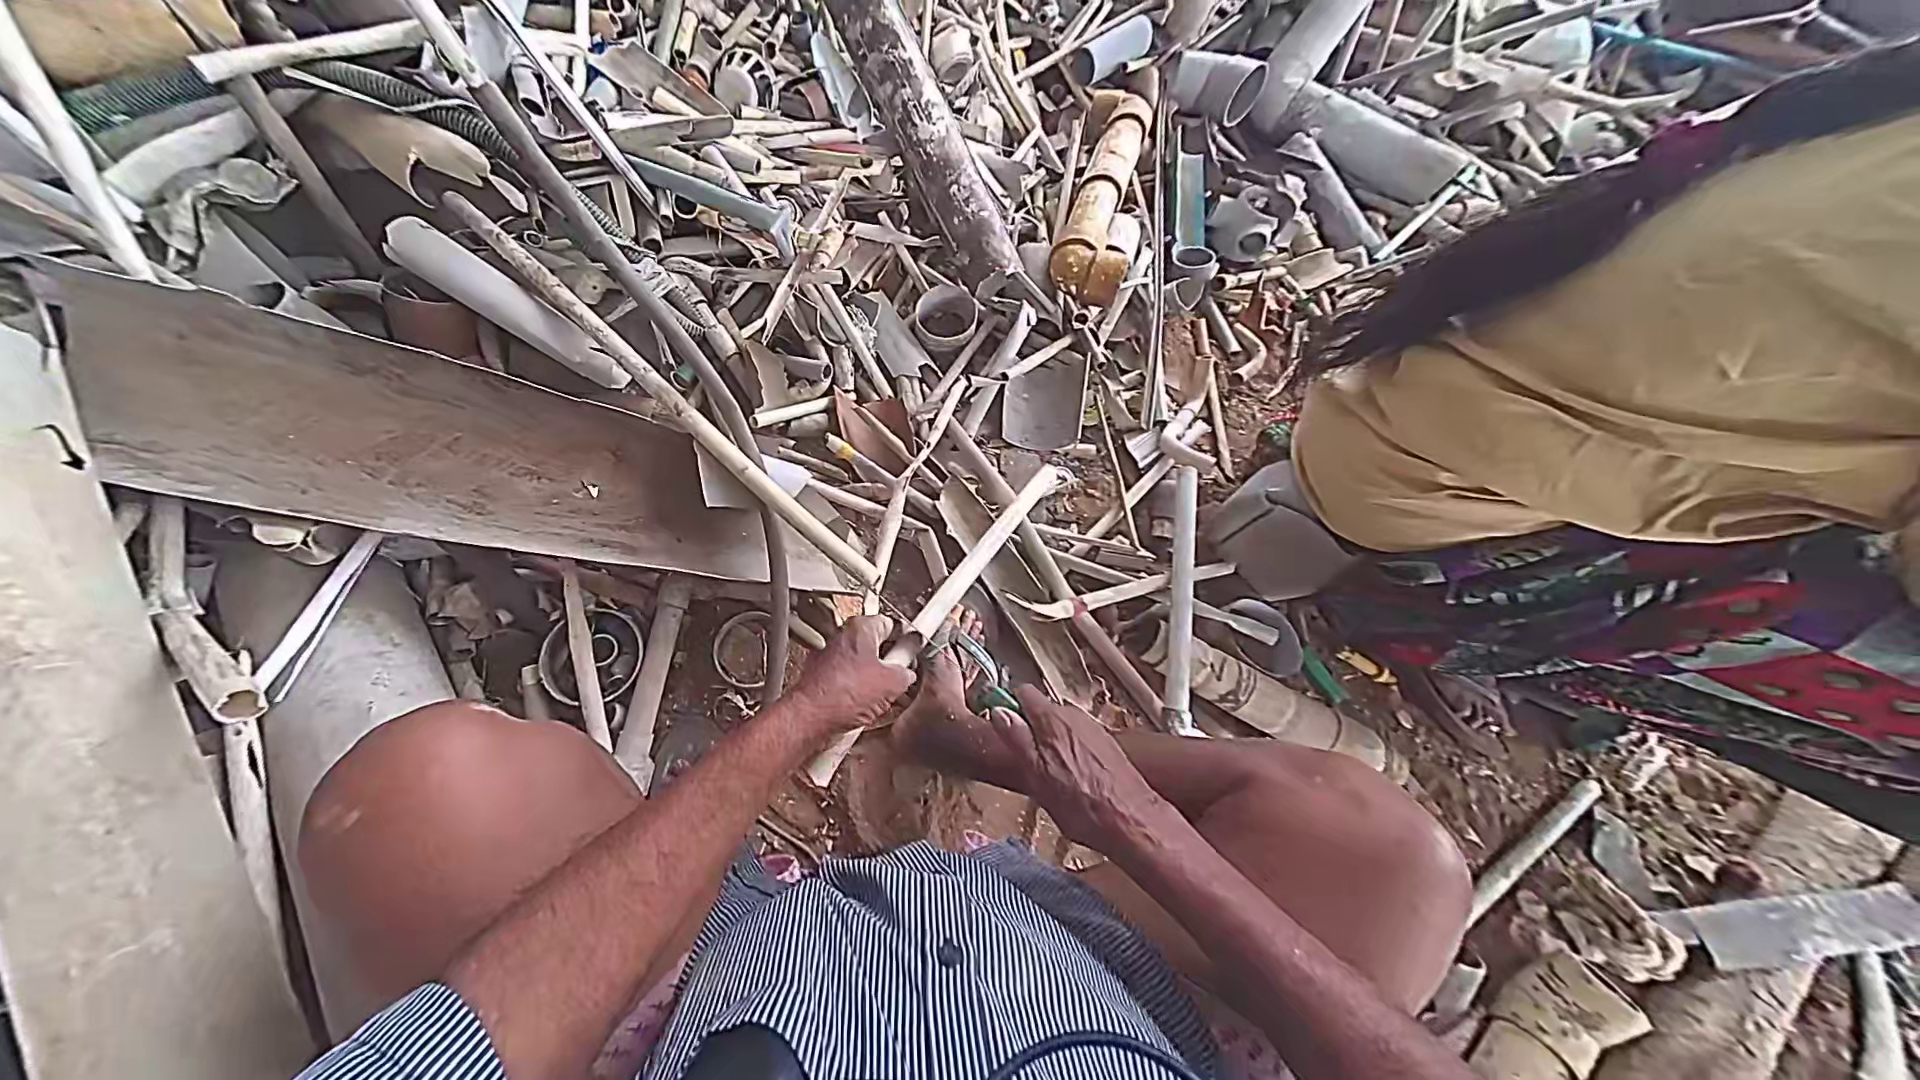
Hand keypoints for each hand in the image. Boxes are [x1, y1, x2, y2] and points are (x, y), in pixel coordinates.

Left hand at [786, 615, 914, 736]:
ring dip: (875, 680)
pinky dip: (859, 691)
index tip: (913, 651)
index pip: (891, 624)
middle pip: (877, 646)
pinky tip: (867, 707)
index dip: (906, 639)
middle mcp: (842, 638)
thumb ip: (906, 672)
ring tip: (885, 698)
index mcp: (860, 628)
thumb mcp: (893, 683)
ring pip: (863, 665)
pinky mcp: (822, 678)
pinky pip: (849, 681)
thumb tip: (908, 673)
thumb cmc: (842, 694)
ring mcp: (829, 658)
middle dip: (891, 663)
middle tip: (901, 678)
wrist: (810, 719)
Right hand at [989, 686, 1181, 852]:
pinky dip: (1072, 753)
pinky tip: (1074, 781)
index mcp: (1052, 718)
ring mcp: (1093, 728)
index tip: (1004, 727)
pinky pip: (1079, 740)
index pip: (1022, 692)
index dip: (1010, 707)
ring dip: (1052, 744)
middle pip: (1042, 710)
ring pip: (1061, 727)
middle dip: (1031, 731)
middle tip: (1028, 764)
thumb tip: (998, 712)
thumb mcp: (1035, 774)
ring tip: (1052, 778)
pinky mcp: (1107, 744)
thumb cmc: (1084, 804)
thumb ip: (1016, 738)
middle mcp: (1074, 715)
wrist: (1131, 820)